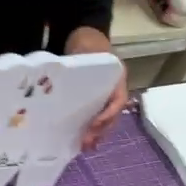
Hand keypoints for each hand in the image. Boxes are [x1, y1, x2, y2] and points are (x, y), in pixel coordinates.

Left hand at [64, 27, 127, 149]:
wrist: (86, 38)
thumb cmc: (87, 43)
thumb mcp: (85, 48)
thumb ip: (81, 61)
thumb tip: (66, 76)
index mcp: (117, 78)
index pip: (118, 100)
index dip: (108, 115)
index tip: (94, 124)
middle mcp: (114, 90)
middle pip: (113, 115)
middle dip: (101, 131)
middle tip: (86, 143)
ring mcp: (106, 98)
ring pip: (106, 121)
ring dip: (97, 135)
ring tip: (85, 147)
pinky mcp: (95, 104)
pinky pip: (97, 120)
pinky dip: (92, 132)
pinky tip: (82, 144)